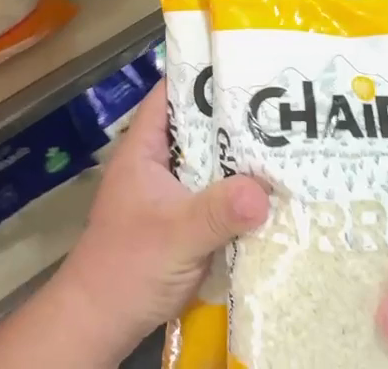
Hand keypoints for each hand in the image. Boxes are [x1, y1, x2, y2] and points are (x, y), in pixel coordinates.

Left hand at [0, 82, 269, 366]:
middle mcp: (157, 163)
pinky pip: (216, 194)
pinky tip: (272, 192)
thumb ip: (218, 211)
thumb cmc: (127, 267)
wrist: (100, 323)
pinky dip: (239, 192)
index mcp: (144, 149)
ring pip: (210, 162)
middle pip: (198, 127)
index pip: (170, 94)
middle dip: (234, 117)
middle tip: (282, 105)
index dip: (202, 75)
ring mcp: (169, 193)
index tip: (244, 64)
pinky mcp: (182, 222)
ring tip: (288, 143)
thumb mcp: (176, 235)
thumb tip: (264, 190)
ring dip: (241, 158)